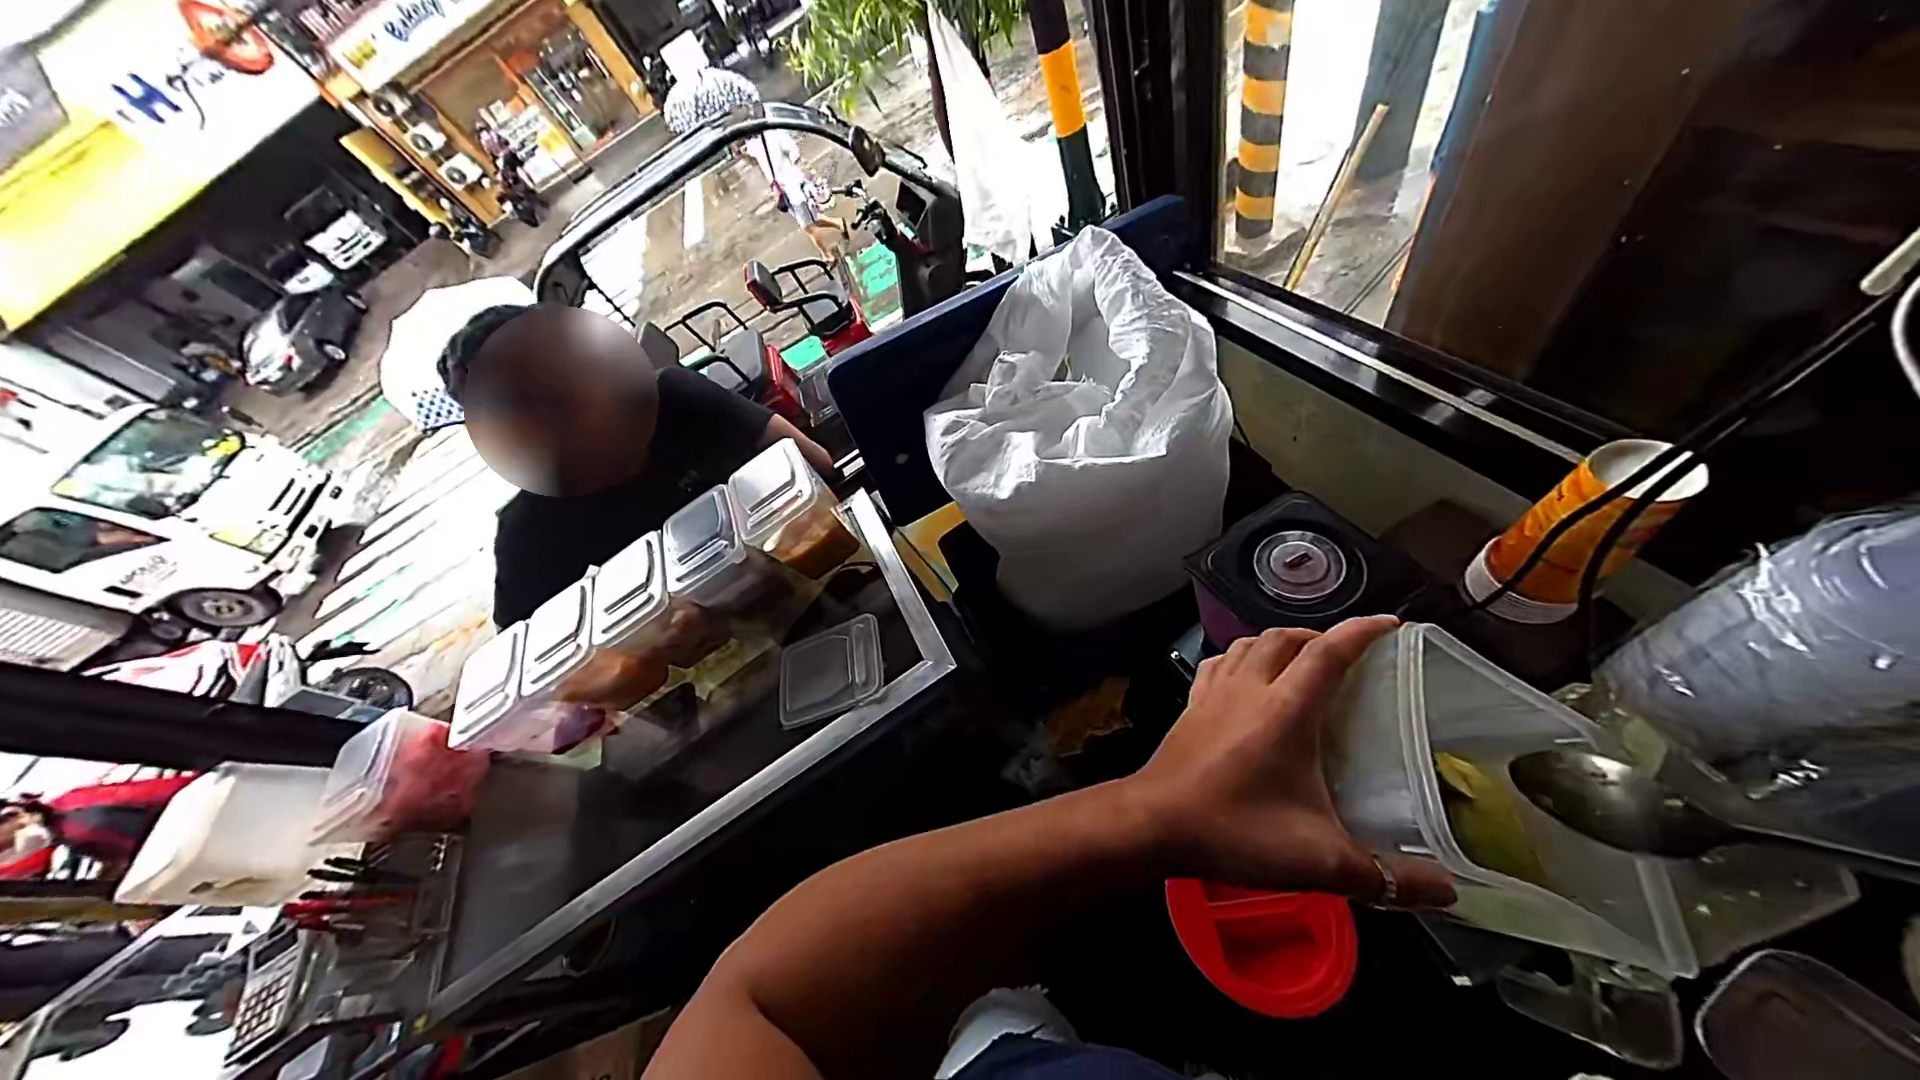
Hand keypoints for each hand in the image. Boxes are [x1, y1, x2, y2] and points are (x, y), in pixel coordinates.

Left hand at [1126, 616, 1455, 907]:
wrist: (1153, 823)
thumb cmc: (1234, 831)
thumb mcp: (1320, 860)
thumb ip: (1387, 878)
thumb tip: (1447, 892)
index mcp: (1284, 710)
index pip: (1327, 653)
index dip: (1361, 632)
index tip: (1389, 624)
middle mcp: (1247, 688)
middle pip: (1283, 638)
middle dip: (1318, 636)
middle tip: (1347, 656)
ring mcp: (1212, 693)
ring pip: (1247, 644)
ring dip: (1277, 642)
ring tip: (1301, 661)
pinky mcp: (1190, 706)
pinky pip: (1218, 664)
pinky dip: (1239, 658)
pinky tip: (1246, 678)